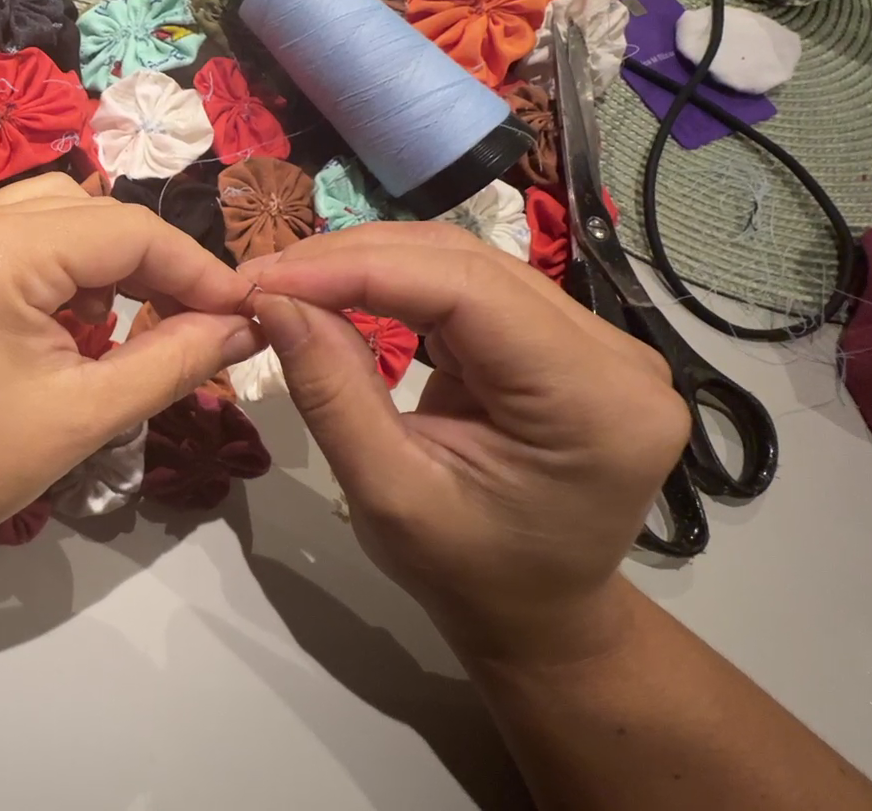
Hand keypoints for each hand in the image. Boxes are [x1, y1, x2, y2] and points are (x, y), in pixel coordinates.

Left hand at [0, 174, 263, 568]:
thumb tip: (243, 326)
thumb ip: (172, 361)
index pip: (126, 230)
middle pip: (94, 213)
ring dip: (108, 264)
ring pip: (59, 217)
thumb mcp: (82, 416)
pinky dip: (64, 269)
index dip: (195, 268)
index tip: (243, 312)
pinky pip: (23, 238)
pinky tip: (72, 323)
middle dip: (153, 265)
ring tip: (124, 330)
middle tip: (194, 324)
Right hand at [241, 223, 688, 664]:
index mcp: (591, 401)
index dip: (356, 271)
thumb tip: (271, 300)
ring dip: (364, 262)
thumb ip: (331, 390)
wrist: (532, 612)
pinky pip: (461, 286)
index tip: (265, 280)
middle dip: (350, 259)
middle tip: (261, 276)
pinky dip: (387, 281)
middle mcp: (610, 353)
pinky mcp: (555, 339)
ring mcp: (590, 340)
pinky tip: (335, 288)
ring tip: (286, 279)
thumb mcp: (385, 491)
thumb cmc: (465, 572)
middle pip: (464, 263)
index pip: (465, 292)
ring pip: (459, 262)